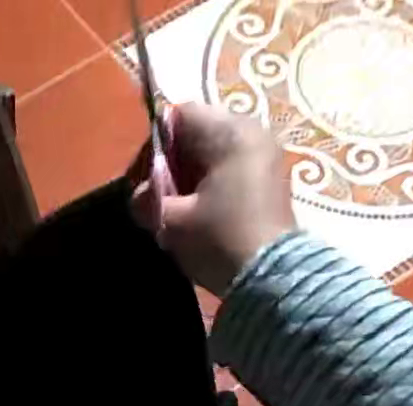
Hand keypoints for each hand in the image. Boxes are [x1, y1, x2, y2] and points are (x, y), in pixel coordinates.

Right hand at [130, 103, 295, 297]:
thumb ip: (148, 201)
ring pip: (215, 158)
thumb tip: (140, 197)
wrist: (272, 281)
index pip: (179, 116)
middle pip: (200, 135)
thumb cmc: (220, 241)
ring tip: (183, 214)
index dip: (155, 146)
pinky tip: (205, 219)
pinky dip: (214, 191)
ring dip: (194, 181)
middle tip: (162, 201)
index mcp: (229, 131)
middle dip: (175, 166)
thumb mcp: (173, 222)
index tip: (147, 181)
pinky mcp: (272, 186)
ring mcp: (267, 159)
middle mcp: (253, 133)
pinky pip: (232, 175)